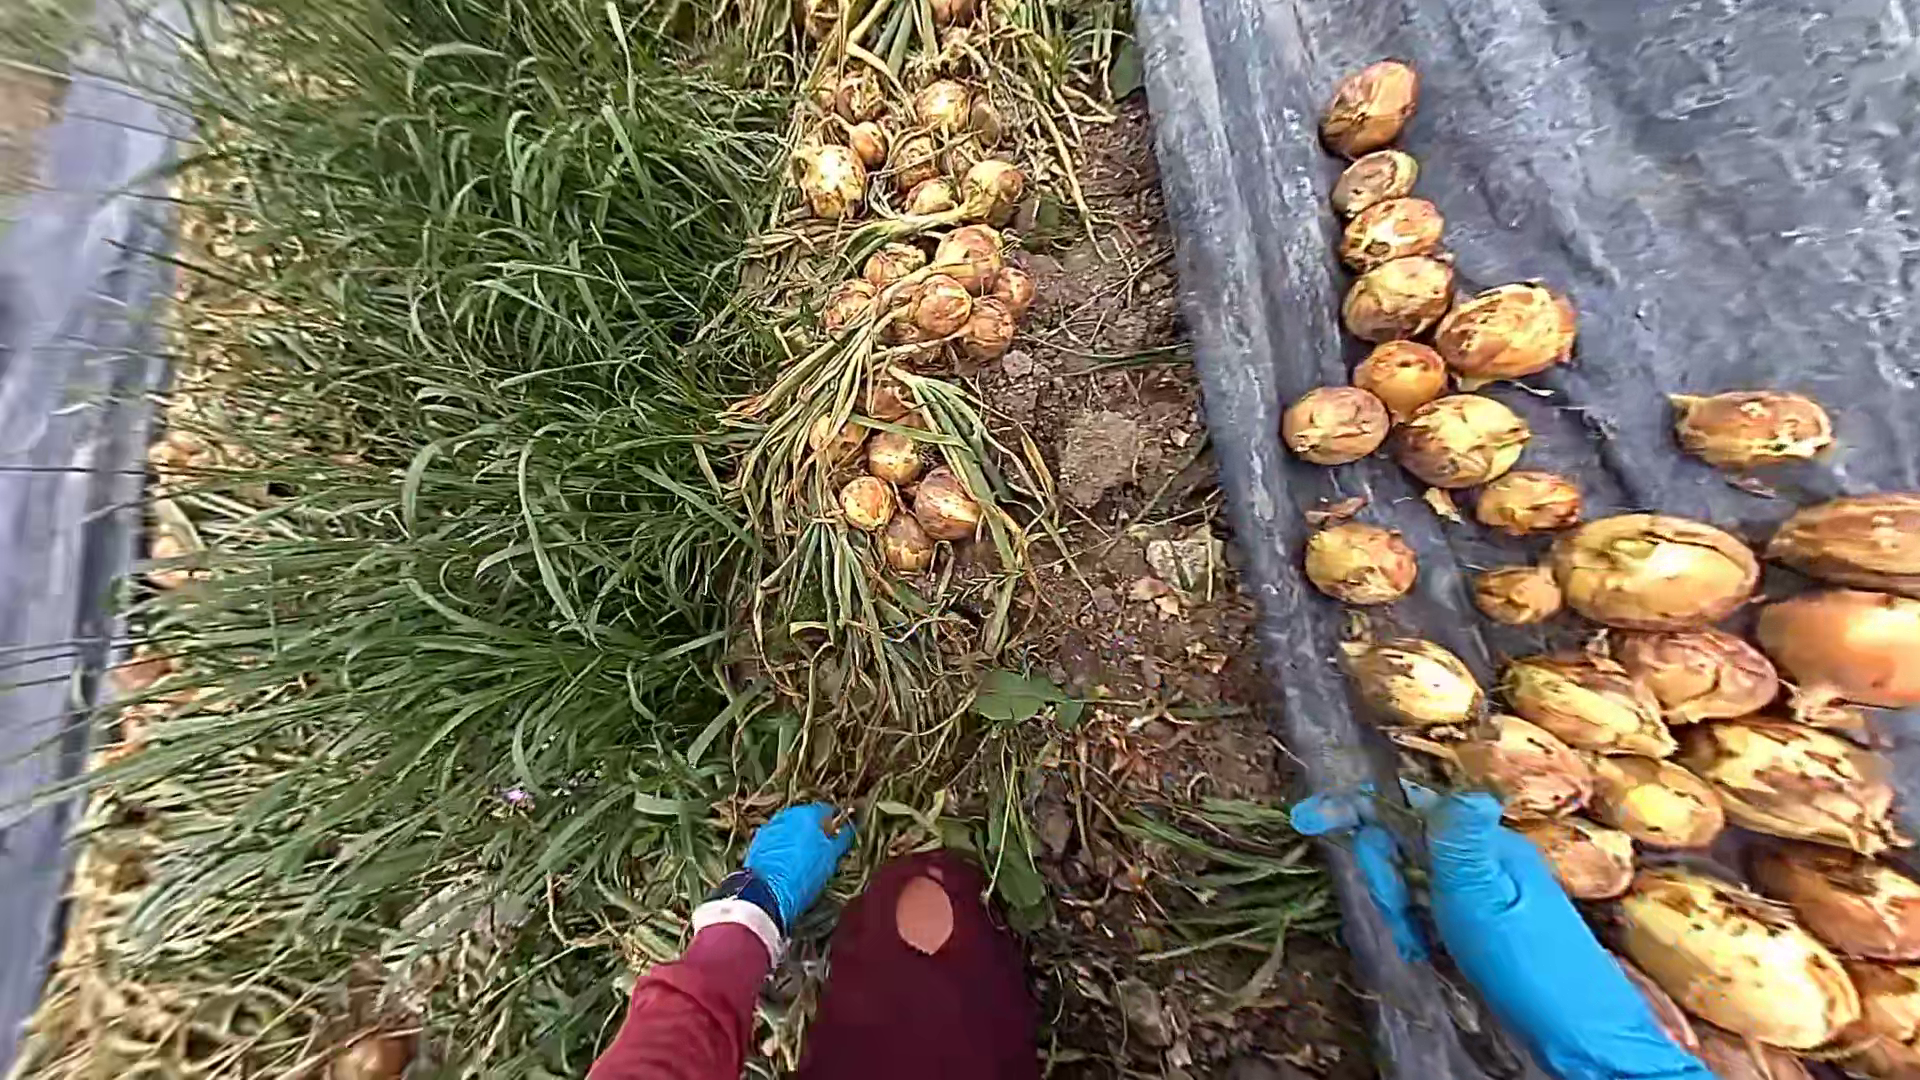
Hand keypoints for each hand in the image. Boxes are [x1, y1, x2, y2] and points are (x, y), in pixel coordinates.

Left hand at [743, 803, 855, 925]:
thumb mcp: (831, 858)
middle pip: (807, 819)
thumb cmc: (803, 874)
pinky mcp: (756, 844)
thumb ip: (842, 839)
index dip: (836, 824)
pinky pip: (776, 842)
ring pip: (791, 830)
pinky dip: (783, 849)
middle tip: (823, 852)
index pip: (828, 810)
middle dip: (816, 832)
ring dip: (798, 840)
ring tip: (803, 862)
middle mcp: (787, 814)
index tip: (839, 836)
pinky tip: (787, 866)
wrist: (764, 896)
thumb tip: (850, 829)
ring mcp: (770, 828)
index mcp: (808, 813)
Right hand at [1293, 789, 1709, 1079]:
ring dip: (1394, 905)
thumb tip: (1467, 786)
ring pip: (1401, 874)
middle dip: (1381, 872)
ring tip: (1414, 942)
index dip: (1349, 807)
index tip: (1305, 821)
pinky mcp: (1467, 921)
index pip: (1399, 804)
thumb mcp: (1483, 898)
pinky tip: (1422, 949)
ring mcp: (1470, 890)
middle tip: (1396, 911)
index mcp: (1478, 841)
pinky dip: (1409, 924)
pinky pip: (1417, 906)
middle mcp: (1473, 857)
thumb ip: (1458, 838)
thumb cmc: (1532, 969)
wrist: (1587, 1051)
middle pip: (1393, 839)